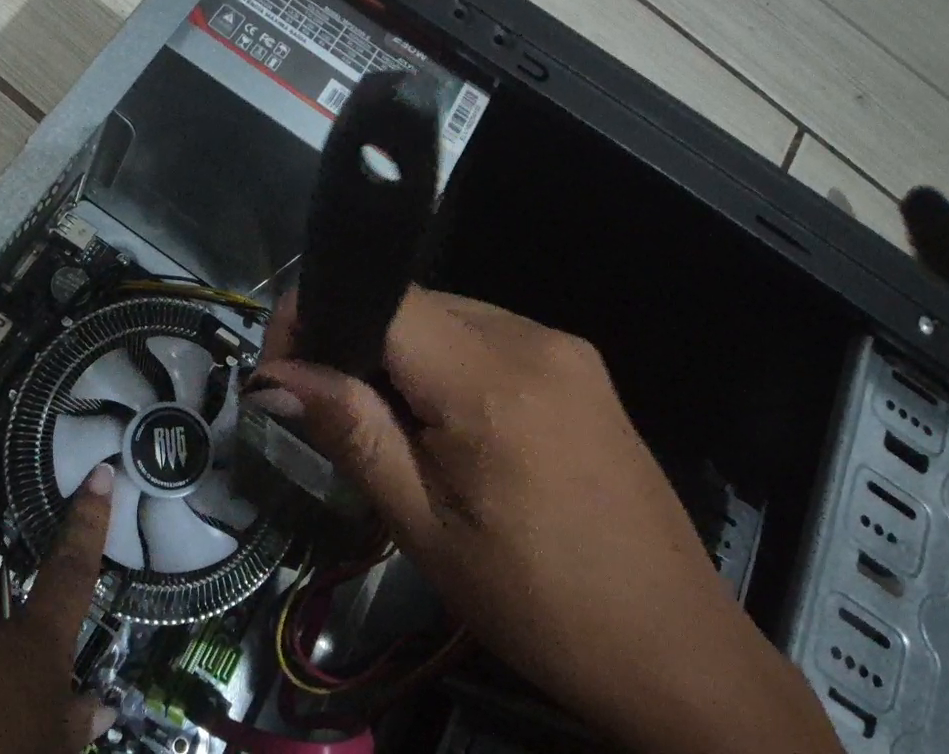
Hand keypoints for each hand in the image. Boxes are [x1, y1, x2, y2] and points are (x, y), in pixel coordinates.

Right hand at [253, 289, 840, 753]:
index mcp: (492, 382)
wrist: (675, 650)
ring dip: (398, 355)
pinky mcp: (582, 369)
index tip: (284, 372)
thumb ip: (352, 433)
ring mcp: (565, 350)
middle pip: (410, 303)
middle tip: (329, 414)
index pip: (381, 298)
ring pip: (446, 316)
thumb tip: (274, 377)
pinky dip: (443, 364)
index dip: (318, 315)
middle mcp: (533, 340)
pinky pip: (486, 337)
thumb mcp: (424, 527)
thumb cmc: (538, 603)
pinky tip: (443, 427)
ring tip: (387, 428)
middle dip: (354, 341)